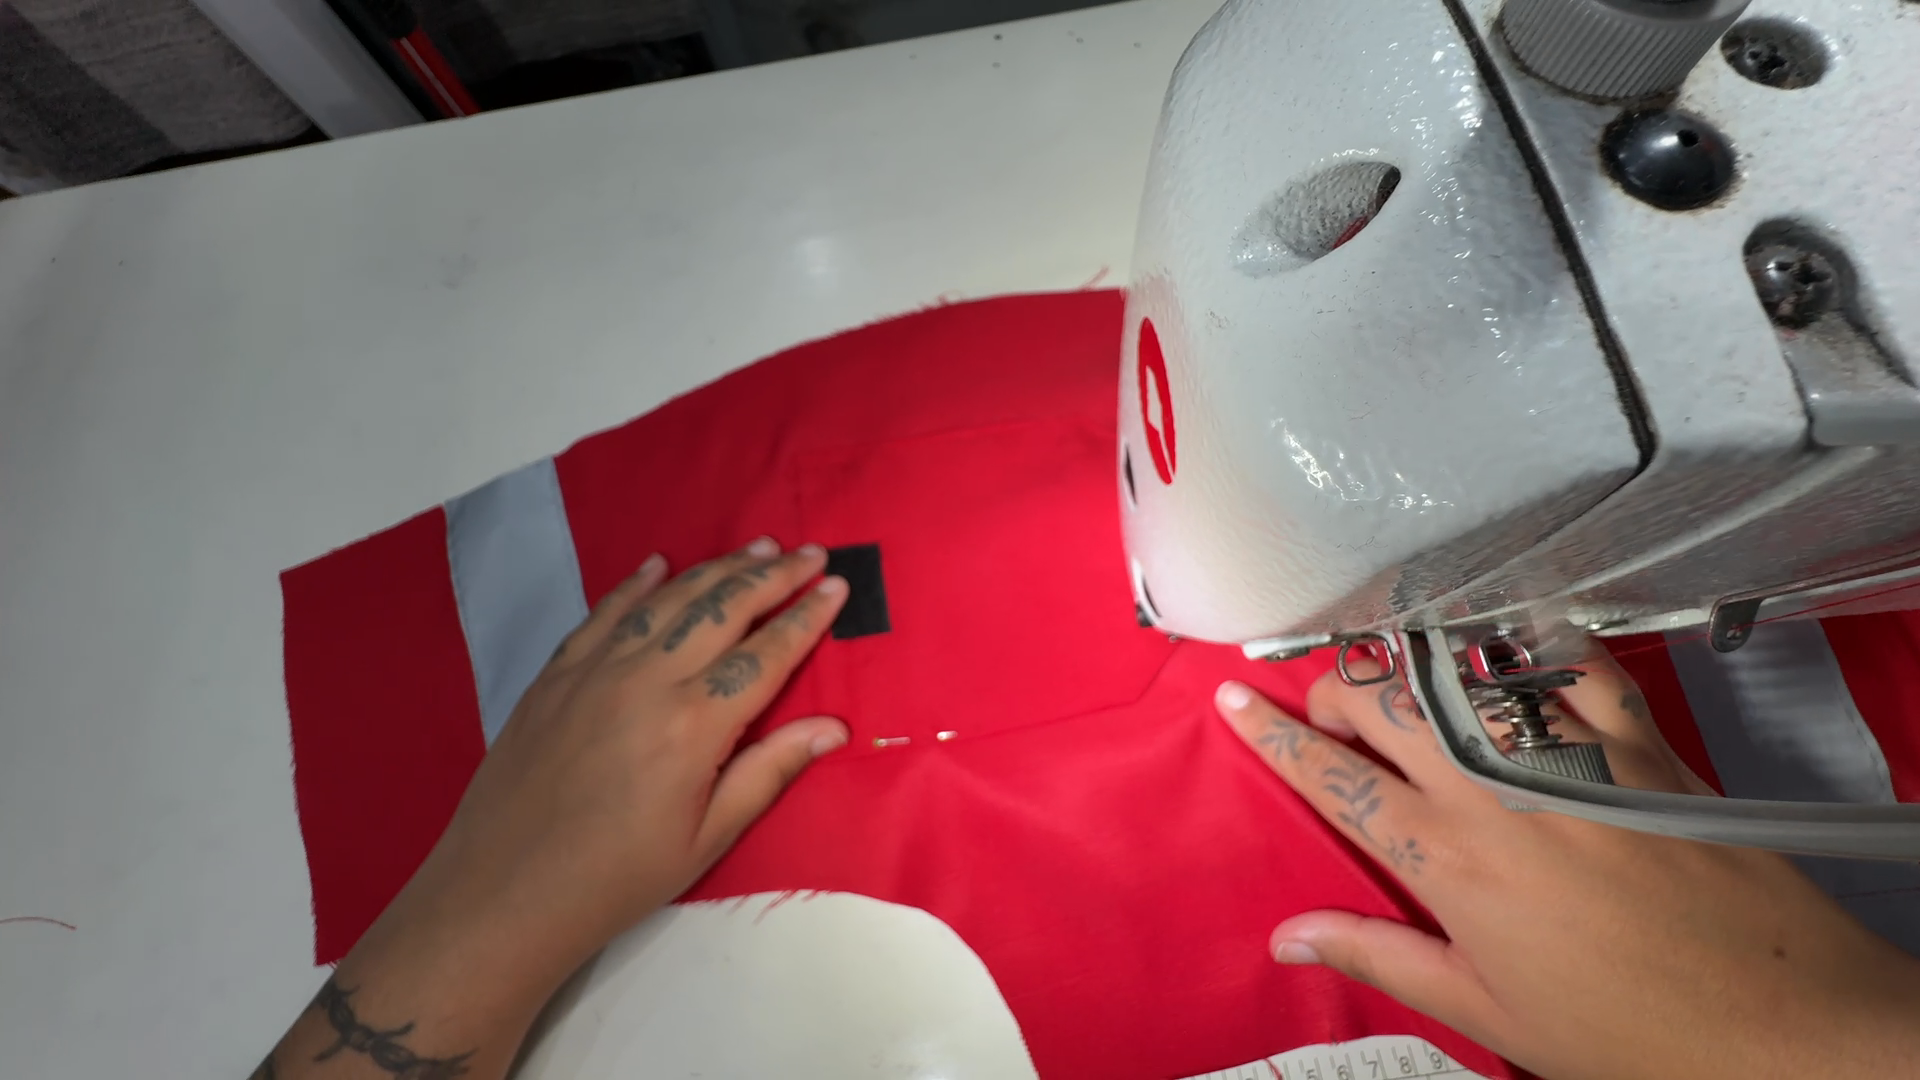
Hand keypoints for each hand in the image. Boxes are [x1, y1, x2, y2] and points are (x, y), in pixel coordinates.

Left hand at [252, 538, 849, 1079]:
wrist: (497, 899)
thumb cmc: (618, 877)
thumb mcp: (709, 837)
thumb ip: (772, 769)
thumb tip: (836, 726)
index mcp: (694, 723)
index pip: (767, 654)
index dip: (807, 617)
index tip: (837, 585)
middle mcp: (649, 680)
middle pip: (724, 609)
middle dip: (775, 576)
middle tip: (811, 552)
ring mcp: (597, 669)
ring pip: (671, 599)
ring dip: (719, 567)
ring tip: (758, 546)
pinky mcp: (556, 673)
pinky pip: (605, 612)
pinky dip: (636, 582)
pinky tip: (660, 562)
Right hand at [1215, 647, 1919, 1079]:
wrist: (1802, 1037)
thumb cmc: (1630, 1033)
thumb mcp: (1488, 1012)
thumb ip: (1375, 954)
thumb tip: (1285, 937)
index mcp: (1446, 856)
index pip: (1329, 775)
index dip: (1270, 734)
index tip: (1232, 699)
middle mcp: (1490, 790)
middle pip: (1378, 703)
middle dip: (1334, 695)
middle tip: (1333, 716)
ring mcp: (1562, 756)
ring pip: (1451, 673)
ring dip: (1407, 671)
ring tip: (1402, 690)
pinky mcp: (1633, 743)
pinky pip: (1567, 665)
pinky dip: (1528, 647)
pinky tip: (1506, 652)